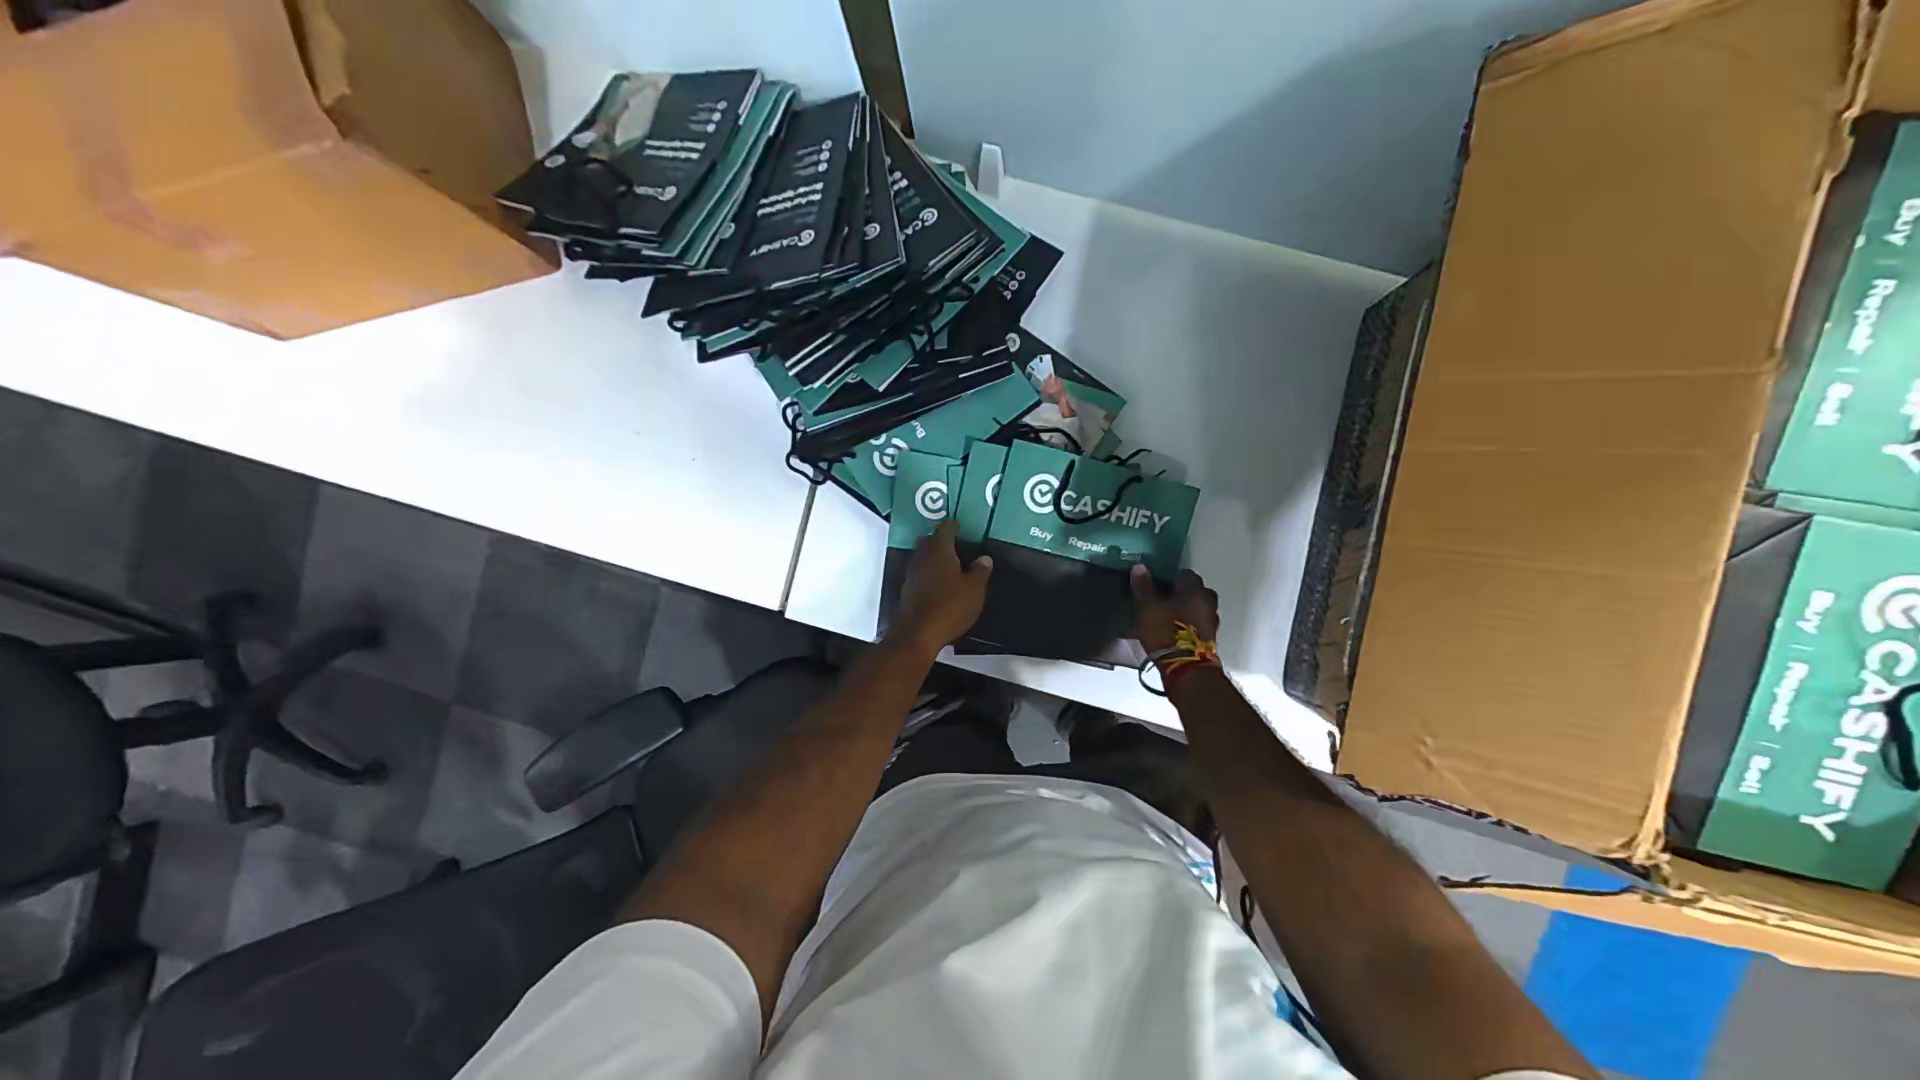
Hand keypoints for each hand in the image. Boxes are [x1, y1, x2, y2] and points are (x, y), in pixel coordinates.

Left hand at [892, 522, 992, 655]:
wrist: (918, 633)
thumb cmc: (950, 606)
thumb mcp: (974, 589)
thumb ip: (980, 571)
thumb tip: (984, 558)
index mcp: (939, 551)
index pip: (944, 530)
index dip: (952, 526)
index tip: (958, 525)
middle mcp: (922, 558)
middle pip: (928, 541)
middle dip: (938, 539)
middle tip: (953, 543)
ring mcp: (911, 575)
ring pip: (921, 557)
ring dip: (931, 557)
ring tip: (947, 563)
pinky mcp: (906, 591)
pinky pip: (918, 574)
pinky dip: (927, 574)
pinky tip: (936, 583)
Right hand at [1130, 565, 1218, 651]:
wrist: (1186, 668)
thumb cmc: (1166, 632)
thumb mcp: (1148, 608)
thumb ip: (1144, 587)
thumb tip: (1140, 567)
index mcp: (1195, 590)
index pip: (1185, 573)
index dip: (1171, 577)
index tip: (1157, 585)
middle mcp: (1208, 601)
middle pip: (1195, 590)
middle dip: (1181, 593)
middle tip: (1162, 600)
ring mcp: (1212, 620)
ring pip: (1198, 607)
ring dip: (1187, 609)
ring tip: (1167, 617)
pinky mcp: (1211, 637)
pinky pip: (1199, 622)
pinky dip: (1190, 623)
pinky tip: (1175, 630)